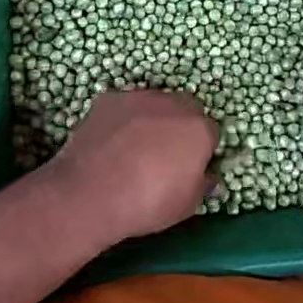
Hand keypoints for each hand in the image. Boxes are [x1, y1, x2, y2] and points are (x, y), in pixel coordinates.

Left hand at [42, 90, 219, 243]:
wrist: (92, 192)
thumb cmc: (148, 202)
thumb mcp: (187, 205)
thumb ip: (203, 184)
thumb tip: (210, 176)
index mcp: (199, 128)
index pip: (211, 133)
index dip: (201, 150)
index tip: (189, 167)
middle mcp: (172, 104)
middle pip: (185, 109)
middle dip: (180, 127)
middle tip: (165, 154)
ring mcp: (139, 97)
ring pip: (154, 103)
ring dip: (152, 119)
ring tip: (135, 148)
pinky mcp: (109, 99)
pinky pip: (125, 106)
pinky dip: (123, 119)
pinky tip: (112, 141)